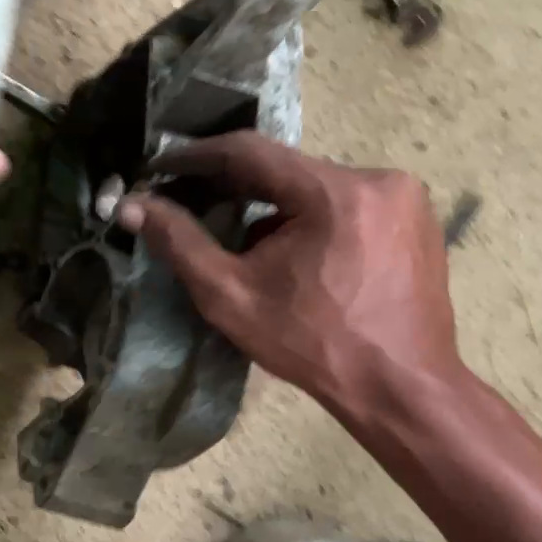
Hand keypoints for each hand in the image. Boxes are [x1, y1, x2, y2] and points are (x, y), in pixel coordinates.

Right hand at [114, 132, 458, 411]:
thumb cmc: (312, 342)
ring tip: (224, 231)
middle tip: (179, 198)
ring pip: (306, 184)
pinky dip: (297, 214)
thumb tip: (130, 206)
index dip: (194, 156)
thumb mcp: (228, 292)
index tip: (156, 168)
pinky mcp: (410, 220)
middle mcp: (378, 182)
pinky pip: (337, 200)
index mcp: (337, 193)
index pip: (249, 151)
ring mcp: (402, 200)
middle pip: (280, 167)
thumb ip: (177, 240)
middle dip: (226, 183)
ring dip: (262, 202)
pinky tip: (274, 248)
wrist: (403, 390)